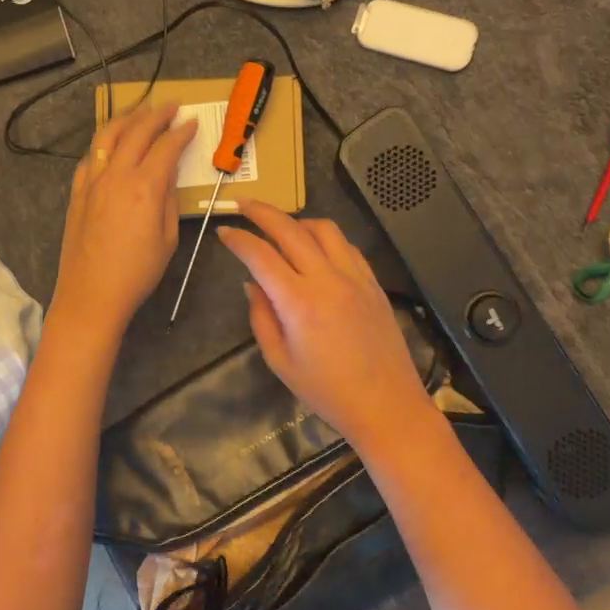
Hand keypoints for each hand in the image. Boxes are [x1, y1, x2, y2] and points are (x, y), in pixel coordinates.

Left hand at [49, 100, 198, 336]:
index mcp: (144, 187)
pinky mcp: (77, 193)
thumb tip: (168, 175)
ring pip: (107, 137)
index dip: (182, 132)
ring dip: (126, 119)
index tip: (193, 122)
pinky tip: (110, 146)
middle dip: (156, 115)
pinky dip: (104, 144)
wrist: (91, 295)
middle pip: (136, 132)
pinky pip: (90, 158)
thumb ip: (168, 200)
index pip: (166, 147)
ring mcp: (92, 182)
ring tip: (140, 111)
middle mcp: (116, 176)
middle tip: (171, 106)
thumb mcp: (167, 239)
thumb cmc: (137, 273)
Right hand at [217, 199, 435, 444]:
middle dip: (262, 212)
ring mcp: (355, 277)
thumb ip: (261, 317)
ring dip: (297, 221)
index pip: (260, 255)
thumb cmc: (327, 391)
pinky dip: (325, 237)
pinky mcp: (373, 283)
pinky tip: (315, 248)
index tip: (223, 231)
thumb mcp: (280, 361)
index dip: (238, 239)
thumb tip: (252, 284)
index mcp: (299, 302)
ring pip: (324, 229)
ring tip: (280, 227)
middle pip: (290, 230)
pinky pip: (347, 246)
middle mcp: (327, 279)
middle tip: (242, 205)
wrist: (386, 405)